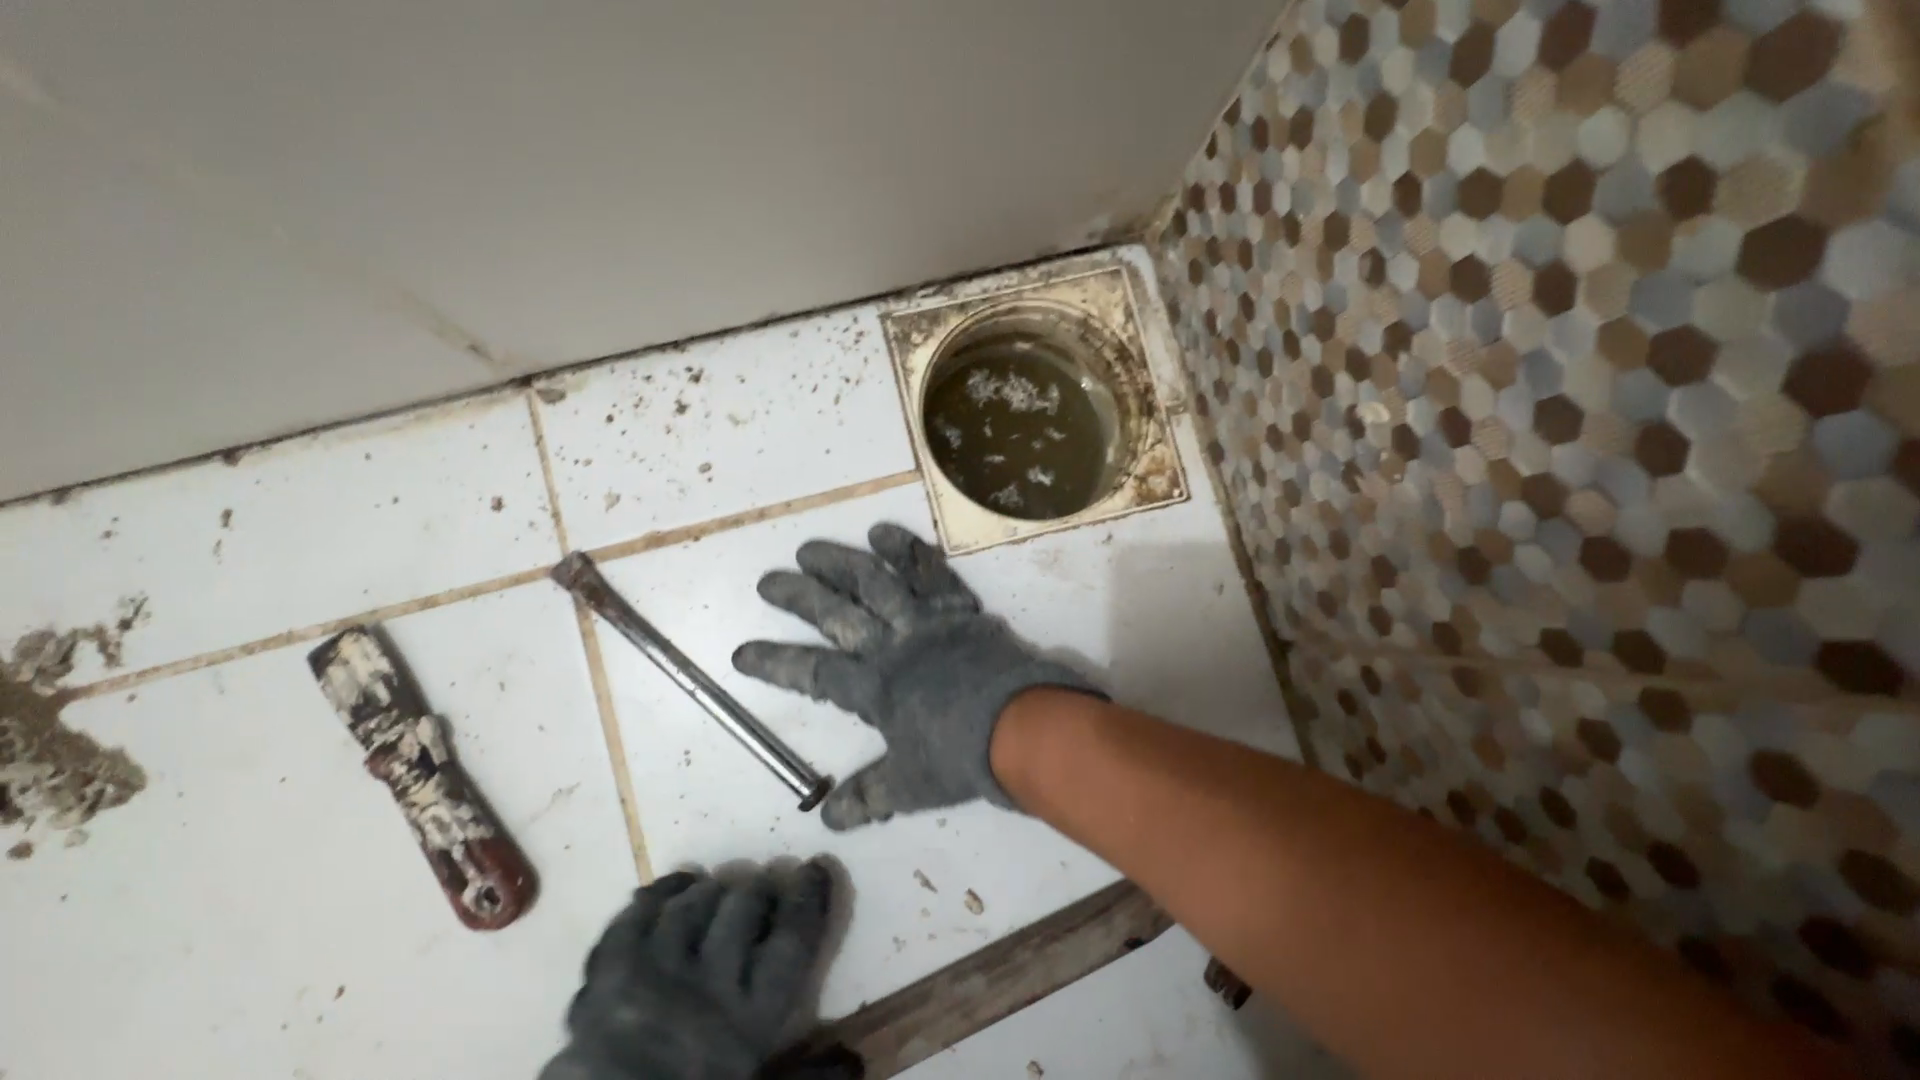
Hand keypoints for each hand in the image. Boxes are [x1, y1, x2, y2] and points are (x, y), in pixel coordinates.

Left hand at [540, 862, 848, 1079]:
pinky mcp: (610, 969)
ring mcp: (654, 971)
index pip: (792, 940)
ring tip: (723, 887)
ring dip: (714, 889)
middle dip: (760, 888)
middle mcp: (708, 984)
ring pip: (694, 905)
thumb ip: (808, 1077)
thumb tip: (857, 1060)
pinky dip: (660, 893)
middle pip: (744, 910)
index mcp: (751, 1020)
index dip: (808, 898)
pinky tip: (677, 885)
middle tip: (766, 881)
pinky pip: (640, 913)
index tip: (816, 868)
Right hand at [732, 523, 1100, 829]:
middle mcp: (891, 646)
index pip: (814, 672)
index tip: (742, 653)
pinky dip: (907, 550)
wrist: (1021, 726)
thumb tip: (829, 819)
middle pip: (835, 614)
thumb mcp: (911, 785)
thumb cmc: (962, 757)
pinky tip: (883, 531)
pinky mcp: (958, 607)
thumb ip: (869, 797)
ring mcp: (925, 621)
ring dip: (840, 562)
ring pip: (874, 582)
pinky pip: (929, 572)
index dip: (776, 662)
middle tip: (768, 581)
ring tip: (809, 549)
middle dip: (797, 597)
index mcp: (874, 689)